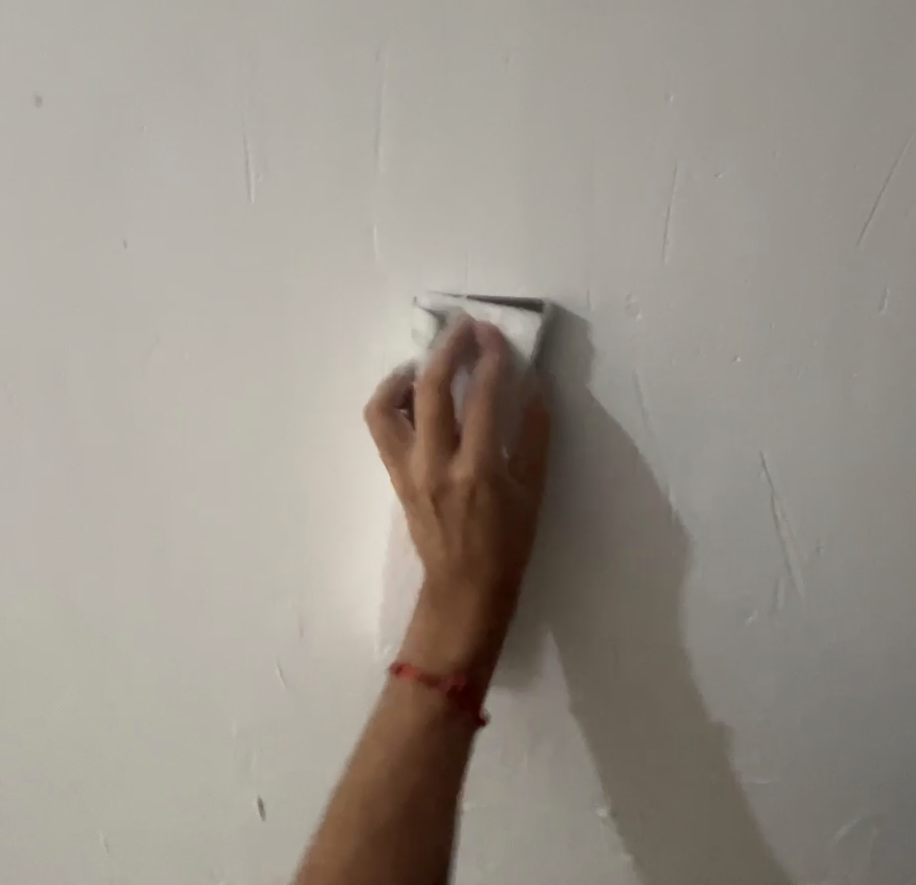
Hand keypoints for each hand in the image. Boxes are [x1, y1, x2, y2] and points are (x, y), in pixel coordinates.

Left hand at [365, 318, 552, 682]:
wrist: (464, 589)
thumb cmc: (508, 543)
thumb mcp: (534, 491)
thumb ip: (533, 435)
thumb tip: (532, 385)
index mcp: (479, 469)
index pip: (482, 396)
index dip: (490, 357)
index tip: (495, 334)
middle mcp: (436, 464)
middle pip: (431, 388)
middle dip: (449, 347)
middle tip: (465, 326)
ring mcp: (408, 469)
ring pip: (390, 403)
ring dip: (410, 369)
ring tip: (430, 356)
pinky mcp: (394, 474)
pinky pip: (381, 424)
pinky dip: (392, 396)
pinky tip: (412, 389)